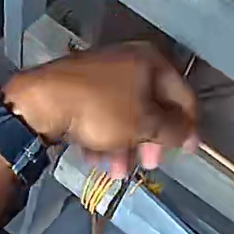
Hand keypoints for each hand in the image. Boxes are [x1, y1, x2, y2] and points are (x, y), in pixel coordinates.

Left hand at [2, 42, 199, 178]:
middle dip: (151, 142)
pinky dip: (103, 138)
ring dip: (125, 147)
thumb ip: (173, 130)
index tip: (189, 151)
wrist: (43, 102)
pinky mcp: (79, 88)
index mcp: (152, 61)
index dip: (190, 126)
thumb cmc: (102, 110)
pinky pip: (101, 115)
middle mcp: (129, 61)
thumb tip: (189, 133)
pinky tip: (96, 159)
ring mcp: (102, 73)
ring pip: (124, 115)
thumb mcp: (145, 124)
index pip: (183, 96)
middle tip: (149, 164)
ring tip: (117, 172)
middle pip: (152, 107)